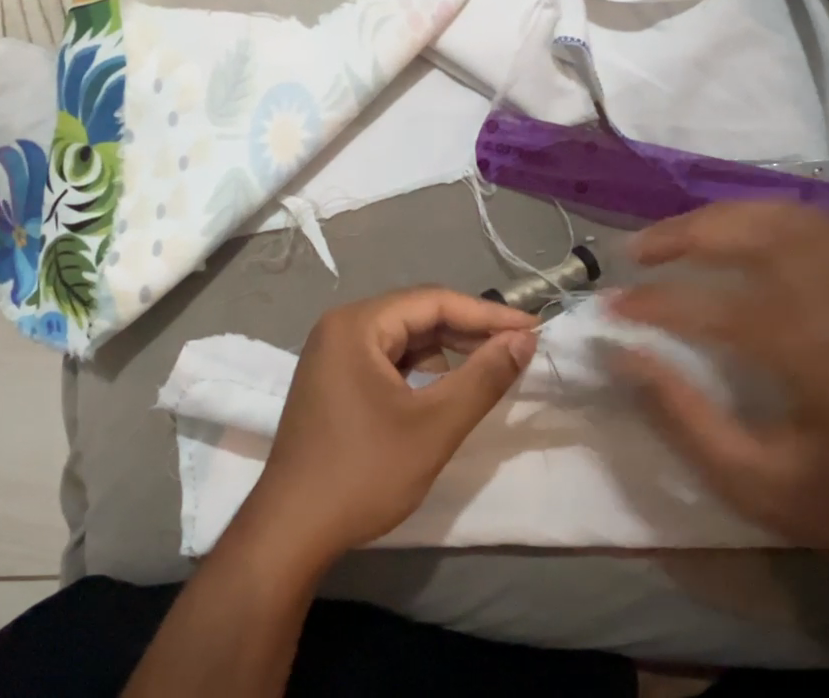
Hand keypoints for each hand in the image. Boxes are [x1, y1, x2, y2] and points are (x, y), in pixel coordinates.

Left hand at [243, 288, 538, 565]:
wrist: (293, 527)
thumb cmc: (364, 471)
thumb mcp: (434, 426)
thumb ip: (483, 378)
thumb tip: (523, 339)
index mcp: (356, 325)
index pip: (432, 301)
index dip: (487, 314)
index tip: (534, 329)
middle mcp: (339, 328)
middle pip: (415, 315)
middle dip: (468, 331)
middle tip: (519, 349)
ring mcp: (331, 356)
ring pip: (401, 339)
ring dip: (445, 353)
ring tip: (489, 371)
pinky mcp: (332, 382)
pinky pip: (385, 361)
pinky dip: (419, 372)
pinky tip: (444, 392)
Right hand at [610, 202, 828, 567]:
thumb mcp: (752, 483)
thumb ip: (683, 416)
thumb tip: (623, 354)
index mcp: (822, 368)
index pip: (724, 310)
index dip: (657, 303)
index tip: (610, 309)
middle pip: (765, 236)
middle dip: (689, 233)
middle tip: (635, 253)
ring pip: (791, 219)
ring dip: (723, 218)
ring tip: (673, 238)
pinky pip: (813, 229)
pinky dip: (758, 220)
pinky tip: (725, 239)